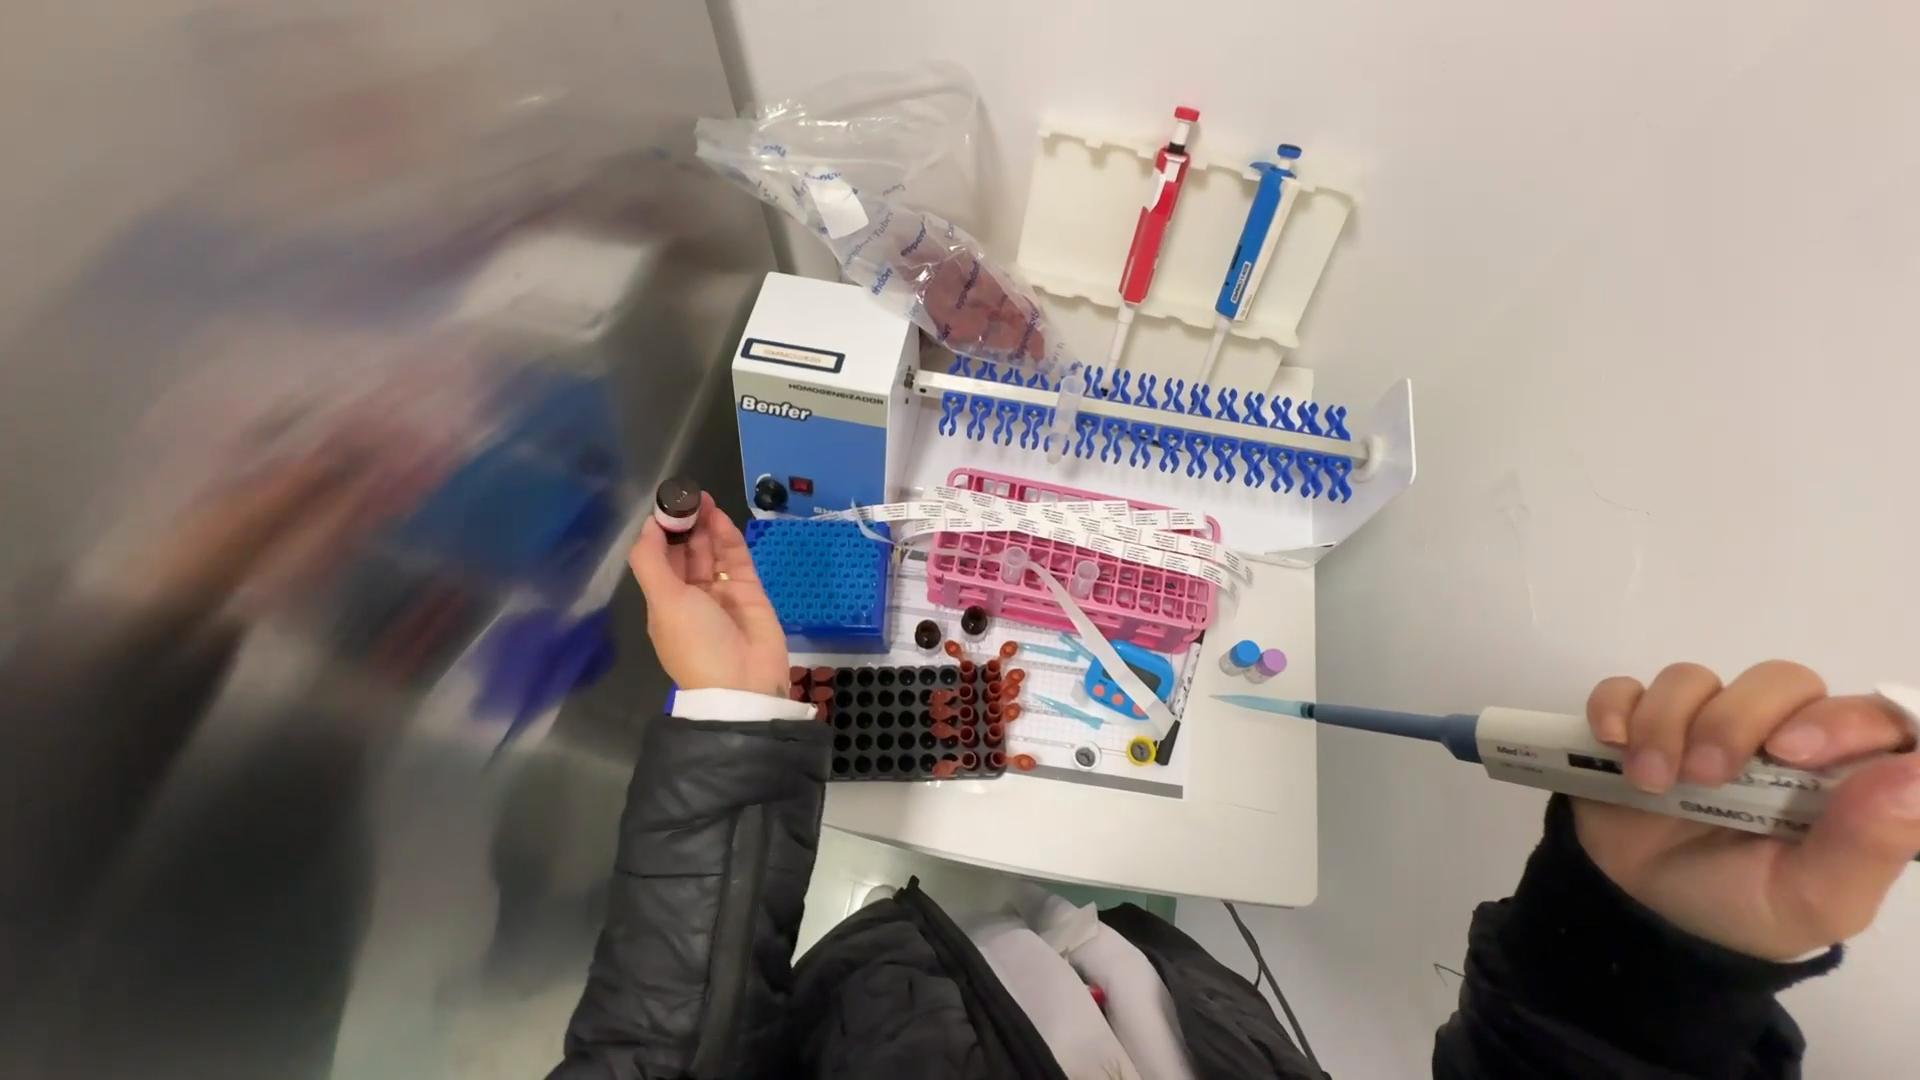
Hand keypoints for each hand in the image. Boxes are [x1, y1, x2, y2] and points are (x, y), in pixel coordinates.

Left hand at [626, 493, 788, 695]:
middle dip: (685, 524)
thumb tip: (650, 524)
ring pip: (712, 552)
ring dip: (706, 526)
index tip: (666, 505)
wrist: (744, 683)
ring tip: (703, 498)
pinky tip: (720, 517)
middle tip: (688, 495)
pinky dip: (728, 538)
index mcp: (665, 602)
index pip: (660, 559)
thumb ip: (652, 561)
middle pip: (687, 551)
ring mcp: (723, 593)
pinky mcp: (750, 592)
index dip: (662, 532)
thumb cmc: (696, 642)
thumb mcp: (664, 602)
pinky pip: (737, 559)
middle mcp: (692, 595)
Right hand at [1576, 661, 1919, 959]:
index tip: (1791, 752)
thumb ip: (1870, 842)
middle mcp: (1772, 737)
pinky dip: (1612, 709)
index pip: (1869, 716)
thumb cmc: (1740, 905)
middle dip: (1734, 721)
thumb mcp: (1816, 897)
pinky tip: (1611, 745)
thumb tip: (1917, 772)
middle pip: (1776, 680)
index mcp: (1836, 777)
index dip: (1839, 719)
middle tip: (1706, 776)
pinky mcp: (1630, 721)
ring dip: (1662, 725)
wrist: (1638, 906)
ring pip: (1690, 679)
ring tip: (1649, 782)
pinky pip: (1620, 688)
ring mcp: (1695, 723)